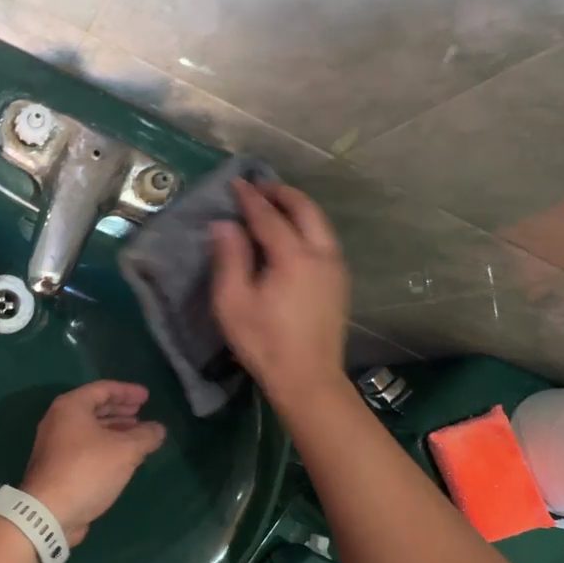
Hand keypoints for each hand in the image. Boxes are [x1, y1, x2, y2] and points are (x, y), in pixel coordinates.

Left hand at [19, 381, 166, 546]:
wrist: (49, 511)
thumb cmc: (87, 470)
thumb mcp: (125, 451)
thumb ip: (145, 436)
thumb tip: (159, 429)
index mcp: (71, 407)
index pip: (102, 389)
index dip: (127, 391)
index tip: (147, 396)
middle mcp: (59, 420)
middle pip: (94, 407)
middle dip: (120, 409)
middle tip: (141, 412)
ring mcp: (55, 443)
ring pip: (89, 428)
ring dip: (114, 428)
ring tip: (137, 434)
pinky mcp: (57, 465)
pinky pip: (85, 446)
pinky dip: (104, 445)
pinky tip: (121, 456)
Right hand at [211, 180, 351, 400]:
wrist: (307, 379)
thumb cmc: (263, 341)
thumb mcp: (233, 302)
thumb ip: (229, 258)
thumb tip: (224, 225)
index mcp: (294, 257)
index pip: (269, 216)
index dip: (250, 198)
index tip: (235, 183)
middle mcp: (321, 254)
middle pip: (305, 209)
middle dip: (281, 193)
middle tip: (258, 187)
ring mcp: (335, 268)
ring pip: (320, 222)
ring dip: (297, 207)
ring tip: (273, 204)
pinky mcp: (339, 282)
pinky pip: (324, 238)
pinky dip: (307, 224)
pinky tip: (291, 233)